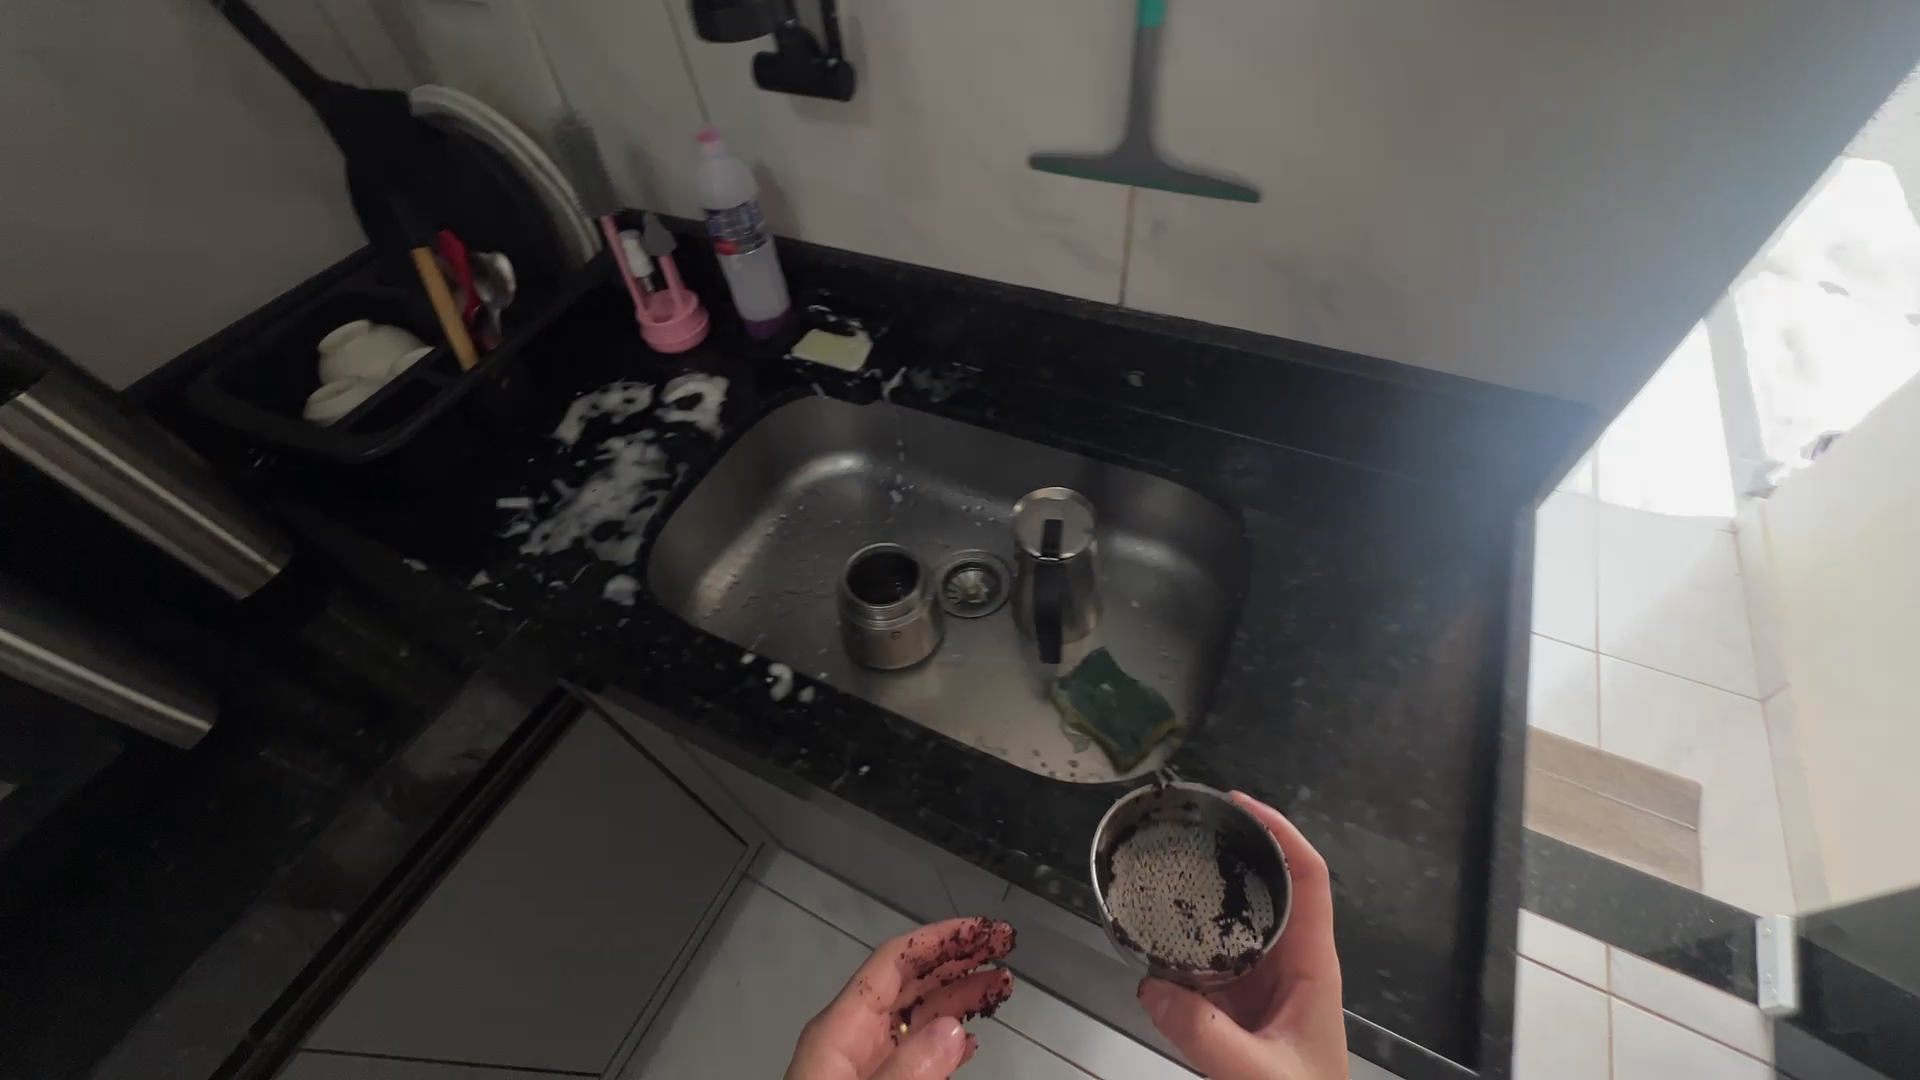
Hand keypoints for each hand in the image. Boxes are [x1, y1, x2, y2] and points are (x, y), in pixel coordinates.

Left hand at [785, 917, 1016, 1079]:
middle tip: (1003, 945)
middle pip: (910, 983)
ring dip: (960, 998)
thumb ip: (907, 1073)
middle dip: (957, 960)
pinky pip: (917, 1056)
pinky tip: (973, 1041)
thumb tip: (955, 1028)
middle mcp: (853, 1040)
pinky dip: (948, 1044)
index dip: (938, 939)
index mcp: (840, 1030)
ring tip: (1002, 984)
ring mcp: (865, 1070)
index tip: (980, 928)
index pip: (893, 963)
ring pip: (918, 1017)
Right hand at [1138, 792, 1347, 1079]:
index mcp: (1311, 963)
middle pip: (1268, 881)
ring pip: (1234, 913)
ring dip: (1201, 886)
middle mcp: (1289, 959)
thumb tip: (1148, 986)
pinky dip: (1180, 932)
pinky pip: (1207, 949)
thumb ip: (1207, 1037)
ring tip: (1162, 859)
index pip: (1308, 877)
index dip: (1281, 831)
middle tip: (1187, 823)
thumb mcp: (1261, 1078)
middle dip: (1232, 845)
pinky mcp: (1236, 997)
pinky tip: (1151, 926)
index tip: (1238, 803)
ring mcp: (1262, 977)